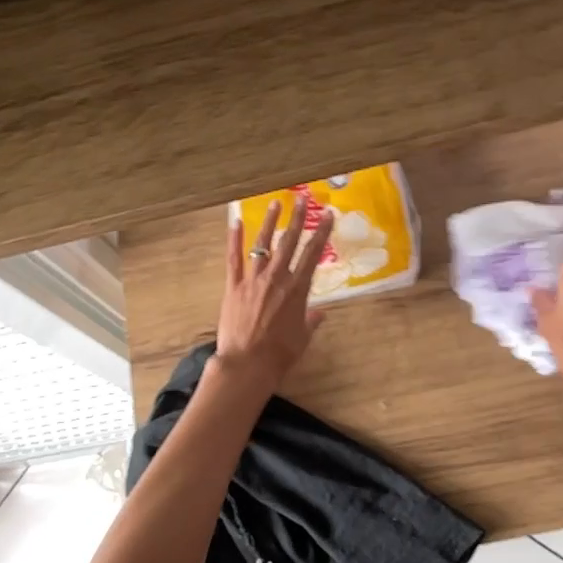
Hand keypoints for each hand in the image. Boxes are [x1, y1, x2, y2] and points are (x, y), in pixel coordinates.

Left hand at [215, 198, 333, 388]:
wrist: (248, 363)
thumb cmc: (280, 354)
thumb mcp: (303, 338)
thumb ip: (311, 322)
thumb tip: (320, 314)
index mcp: (298, 289)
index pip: (313, 254)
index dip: (322, 233)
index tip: (329, 215)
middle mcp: (277, 278)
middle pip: (289, 242)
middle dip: (298, 218)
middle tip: (303, 199)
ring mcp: (253, 280)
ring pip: (263, 245)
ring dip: (270, 223)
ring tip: (276, 203)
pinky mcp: (233, 287)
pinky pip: (234, 259)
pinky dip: (234, 240)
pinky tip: (236, 223)